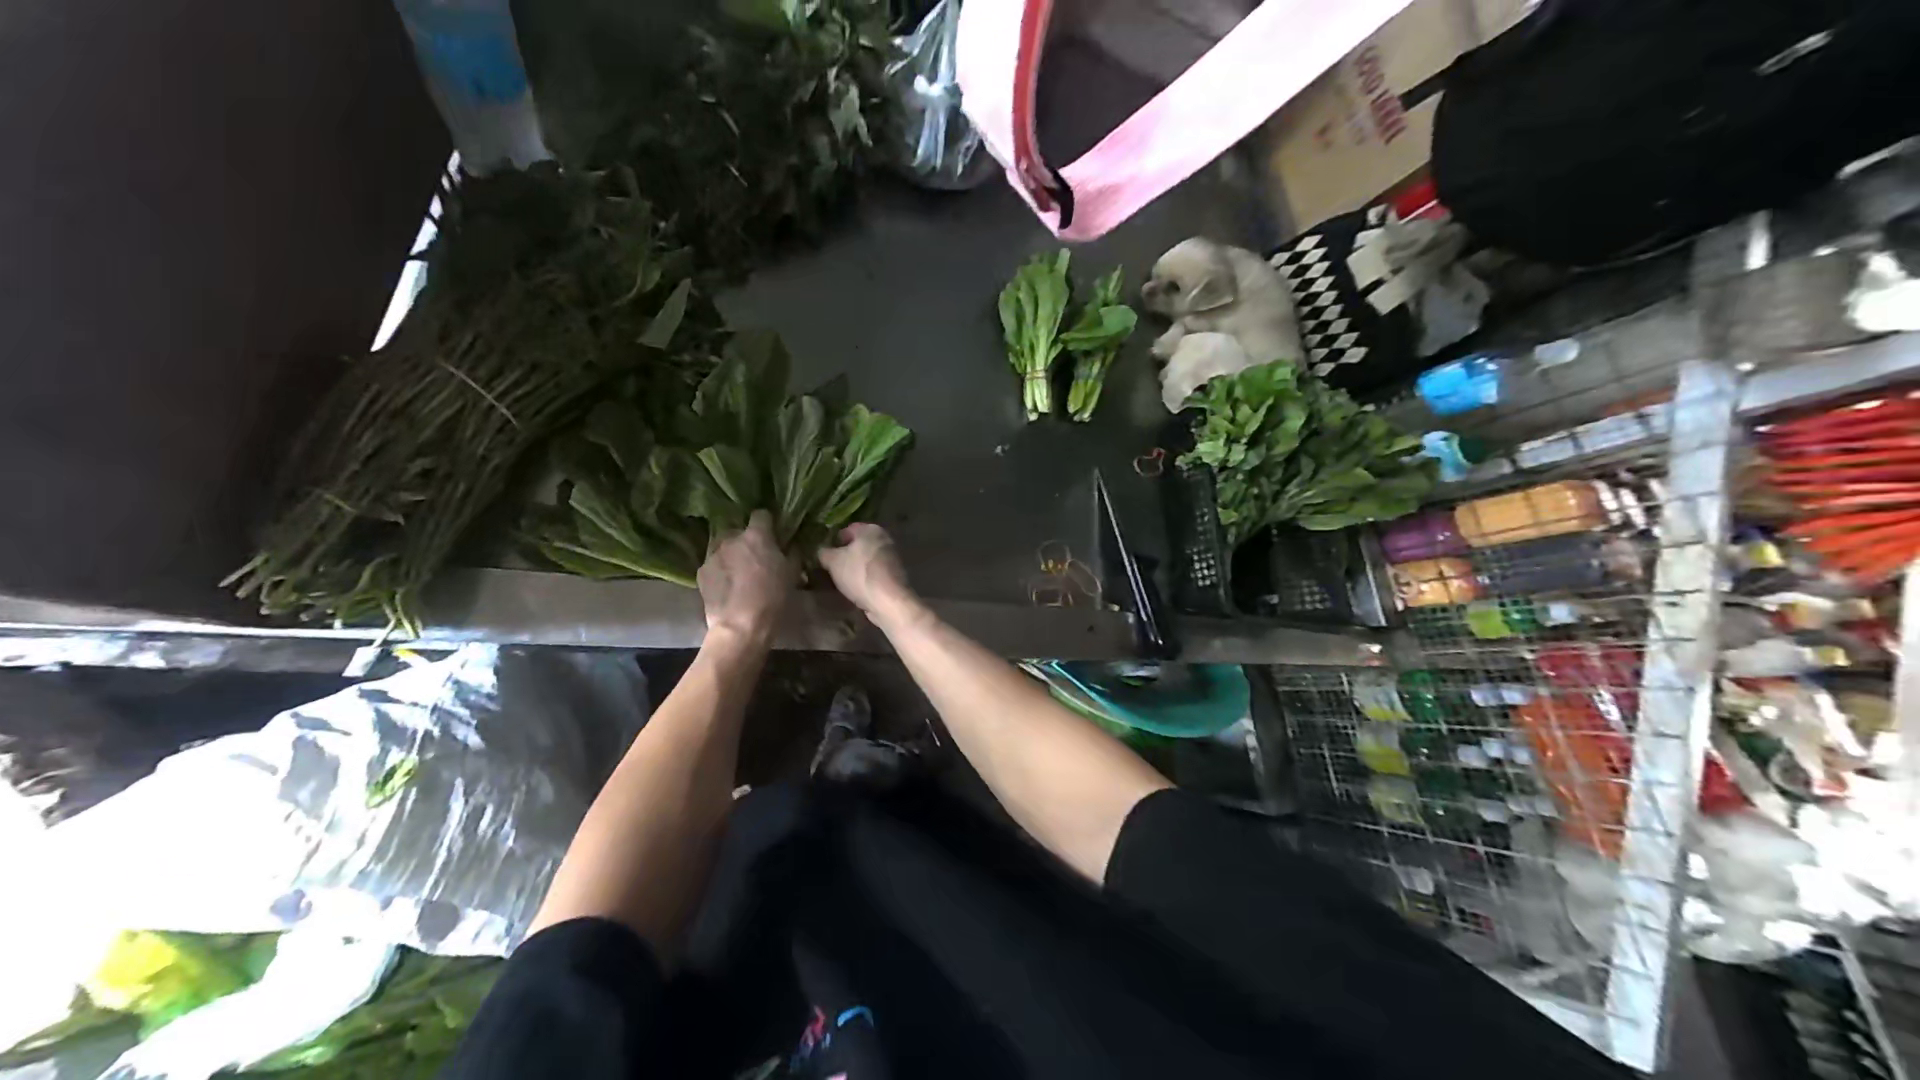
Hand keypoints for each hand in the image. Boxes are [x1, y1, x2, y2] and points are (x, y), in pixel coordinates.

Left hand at [699, 510, 794, 638]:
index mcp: (757, 536)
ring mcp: (713, 554)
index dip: (768, 523)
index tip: (772, 533)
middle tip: (754, 555)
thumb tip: (791, 545)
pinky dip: (719, 569)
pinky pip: (712, 563)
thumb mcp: (792, 574)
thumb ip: (792, 554)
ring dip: (730, 552)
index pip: (761, 514)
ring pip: (722, 545)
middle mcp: (732, 538)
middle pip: (738, 529)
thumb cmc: (773, 599)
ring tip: (737, 569)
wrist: (741, 626)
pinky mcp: (701, 571)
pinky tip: (726, 584)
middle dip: (746, 539)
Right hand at [817, 523, 915, 622]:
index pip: (848, 529)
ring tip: (842, 580)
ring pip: (867, 560)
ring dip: (856, 568)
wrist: (889, 600)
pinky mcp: (896, 575)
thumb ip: (824, 553)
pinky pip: (875, 573)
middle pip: (859, 545)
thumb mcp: (833, 561)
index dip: (835, 541)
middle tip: (832, 568)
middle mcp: (885, 539)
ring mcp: (893, 557)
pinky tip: (857, 588)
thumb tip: (822, 551)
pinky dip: (866, 578)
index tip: (826, 554)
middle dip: (846, 555)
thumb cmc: (859, 574)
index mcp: (871, 529)